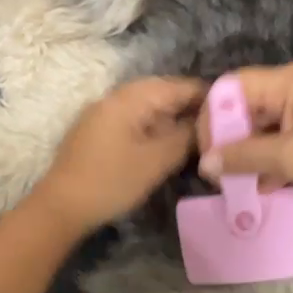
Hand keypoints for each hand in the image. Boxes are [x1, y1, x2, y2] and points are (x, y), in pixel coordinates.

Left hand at [26, 77, 203, 232]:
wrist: (60, 207)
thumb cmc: (111, 181)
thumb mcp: (157, 160)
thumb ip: (186, 137)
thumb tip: (207, 126)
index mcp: (130, 97)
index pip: (178, 86)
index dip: (207, 97)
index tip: (231, 112)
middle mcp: (114, 98)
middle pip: (161, 94)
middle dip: (188, 109)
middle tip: (215, 129)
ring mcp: (100, 115)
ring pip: (145, 110)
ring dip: (169, 122)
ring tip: (195, 140)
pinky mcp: (94, 134)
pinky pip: (131, 123)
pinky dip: (150, 131)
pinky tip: (163, 149)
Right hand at [195, 61, 292, 205]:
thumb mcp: (292, 159)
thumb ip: (244, 158)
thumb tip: (205, 163)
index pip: (233, 87)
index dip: (212, 120)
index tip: (208, 157)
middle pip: (252, 104)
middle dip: (233, 141)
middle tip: (224, 177)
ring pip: (272, 121)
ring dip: (256, 152)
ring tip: (248, 186)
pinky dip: (280, 154)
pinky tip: (275, 183)